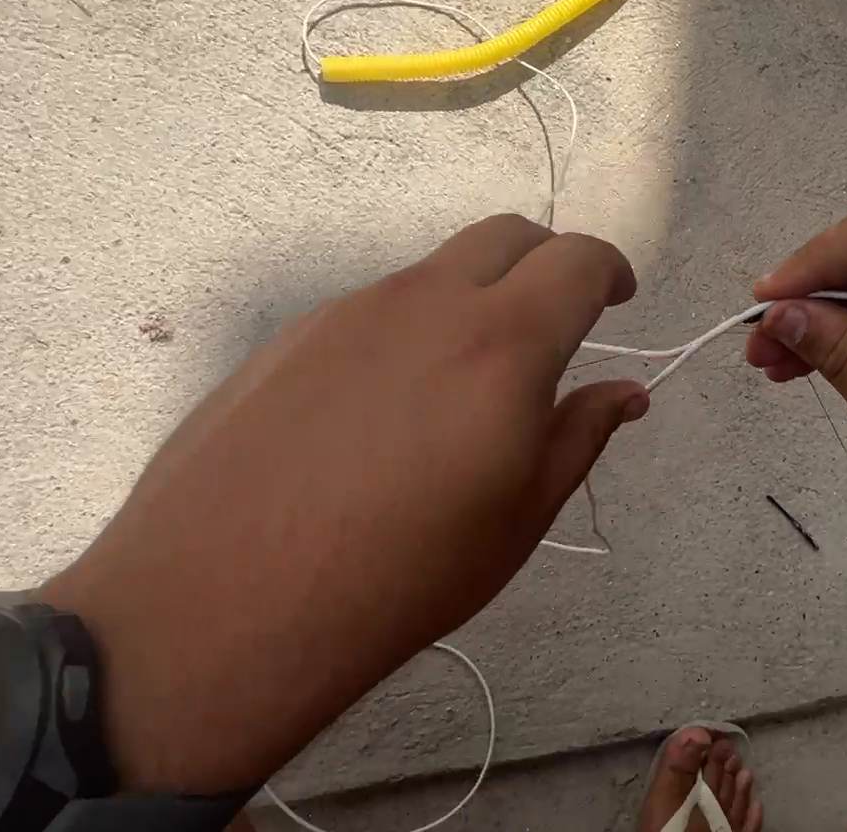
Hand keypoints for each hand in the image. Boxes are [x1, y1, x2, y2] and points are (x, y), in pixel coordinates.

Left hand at [39, 215, 648, 792]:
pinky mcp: (294, 334)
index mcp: (502, 341)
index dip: (611, 270)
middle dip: (550, 261)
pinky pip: (381, 305)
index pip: (578, 261)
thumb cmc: (403, 572)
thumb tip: (628, 393)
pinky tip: (392, 405)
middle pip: (509, 235)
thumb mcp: (521, 514)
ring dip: (480, 296)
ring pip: (441, 269)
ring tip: (469, 381)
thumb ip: (582, 434)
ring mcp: (352, 310)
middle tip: (557, 319)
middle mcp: (429, 301)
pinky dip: (418, 325)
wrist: (218, 610)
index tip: (618, 299)